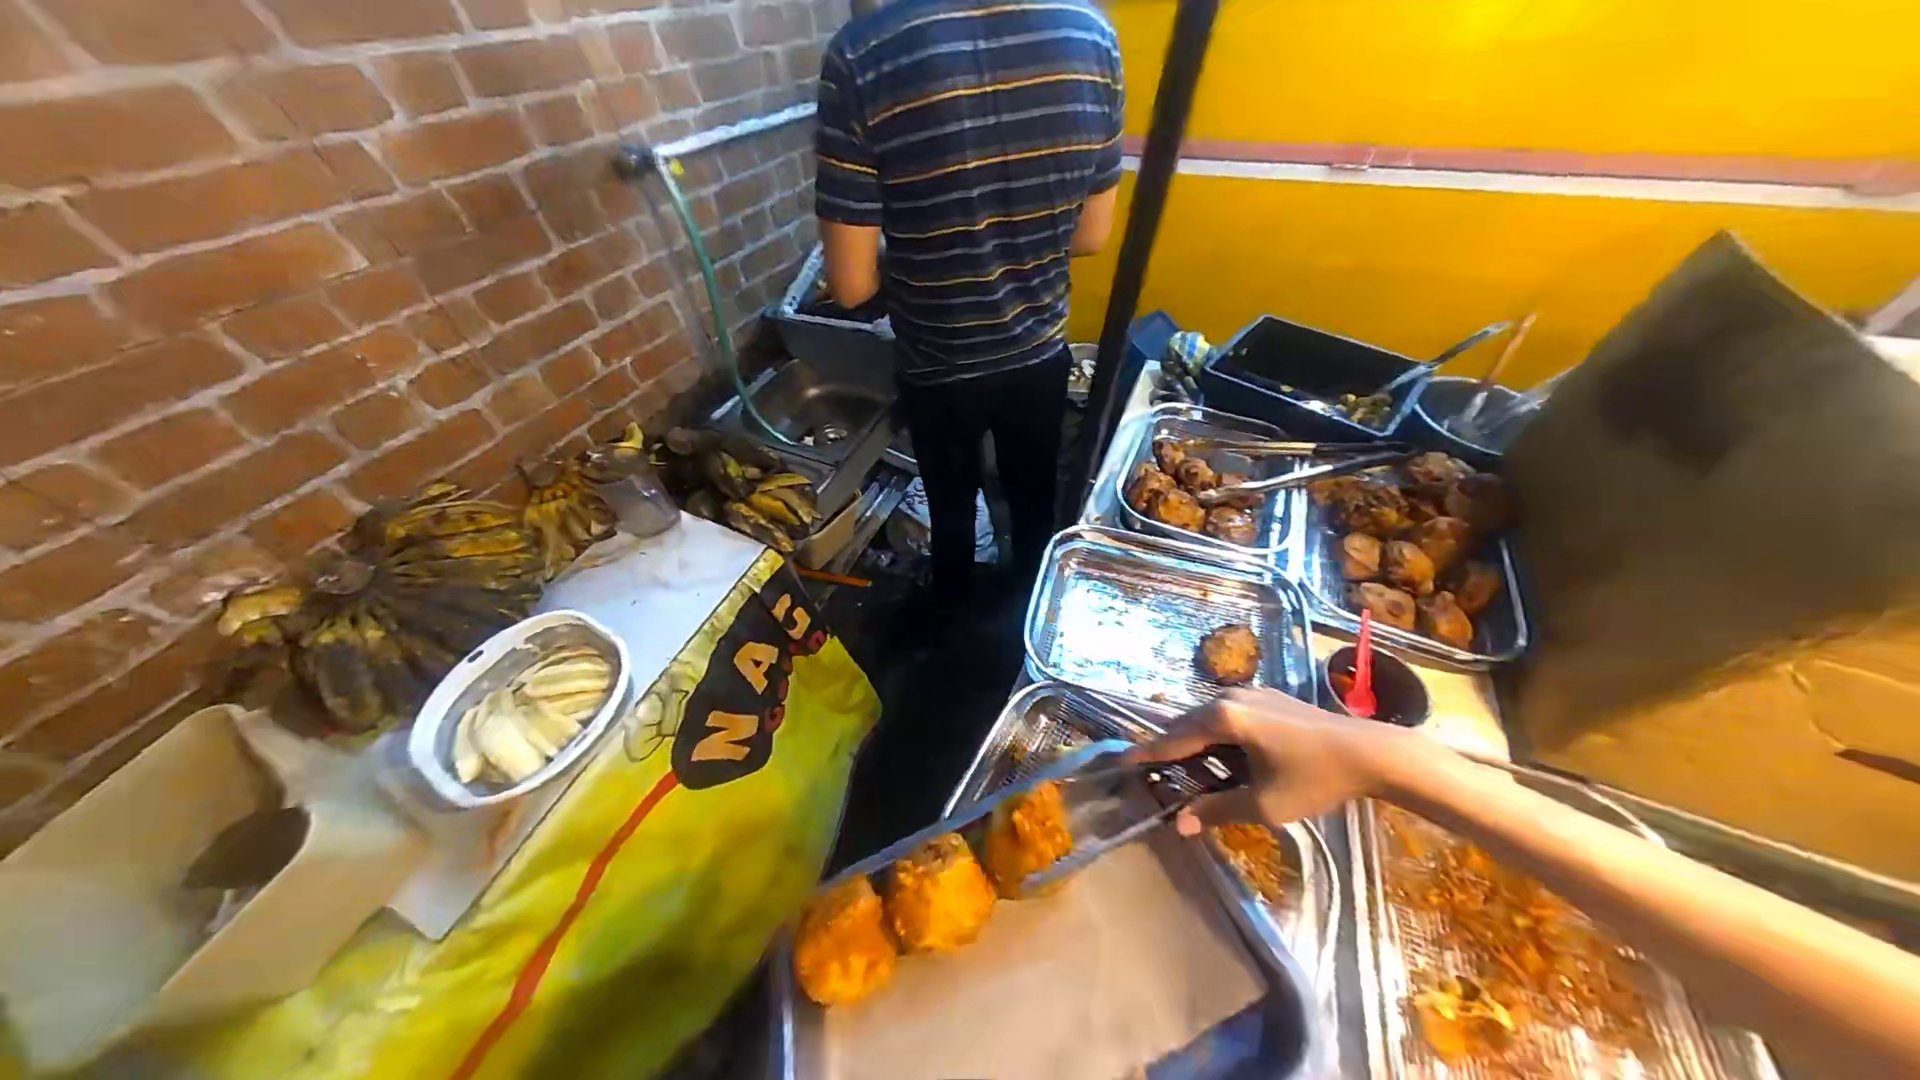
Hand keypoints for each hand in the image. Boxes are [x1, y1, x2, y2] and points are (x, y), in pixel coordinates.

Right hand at [1137, 687, 1419, 831]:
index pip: (1173, 740)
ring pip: (1206, 717)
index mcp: (1222, 718)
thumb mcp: (1263, 803)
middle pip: (1186, 724)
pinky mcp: (1266, 696)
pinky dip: (1215, 733)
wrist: (1372, 752)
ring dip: (1193, 740)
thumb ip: (1216, 810)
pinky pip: (1226, 713)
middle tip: (1151, 770)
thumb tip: (1178, 824)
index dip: (1146, 754)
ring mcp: (1249, 692)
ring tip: (1185, 766)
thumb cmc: (1314, 778)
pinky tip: (1223, 753)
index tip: (1120, 761)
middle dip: (1168, 747)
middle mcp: (1228, 697)